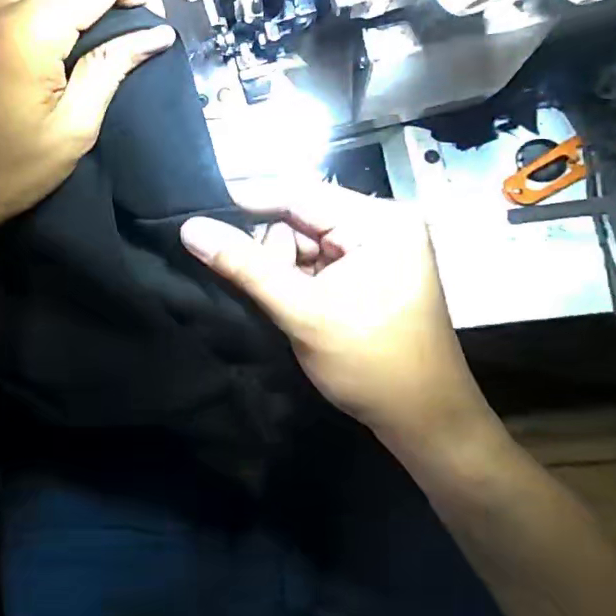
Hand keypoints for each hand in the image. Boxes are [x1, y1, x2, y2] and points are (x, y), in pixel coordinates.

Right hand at [179, 182, 495, 449]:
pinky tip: (291, 304)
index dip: (247, 202)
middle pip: (303, 218)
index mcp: (380, 221)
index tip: (198, 213)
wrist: (425, 421)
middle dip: (273, 250)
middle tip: (260, 288)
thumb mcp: (302, 312)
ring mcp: (381, 250)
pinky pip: (321, 262)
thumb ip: (245, 266)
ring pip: (308, 242)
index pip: (300, 194)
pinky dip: (299, 281)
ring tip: (284, 306)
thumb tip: (190, 228)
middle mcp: (384, 224)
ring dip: (284, 269)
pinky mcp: (373, 273)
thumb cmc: (370, 365)